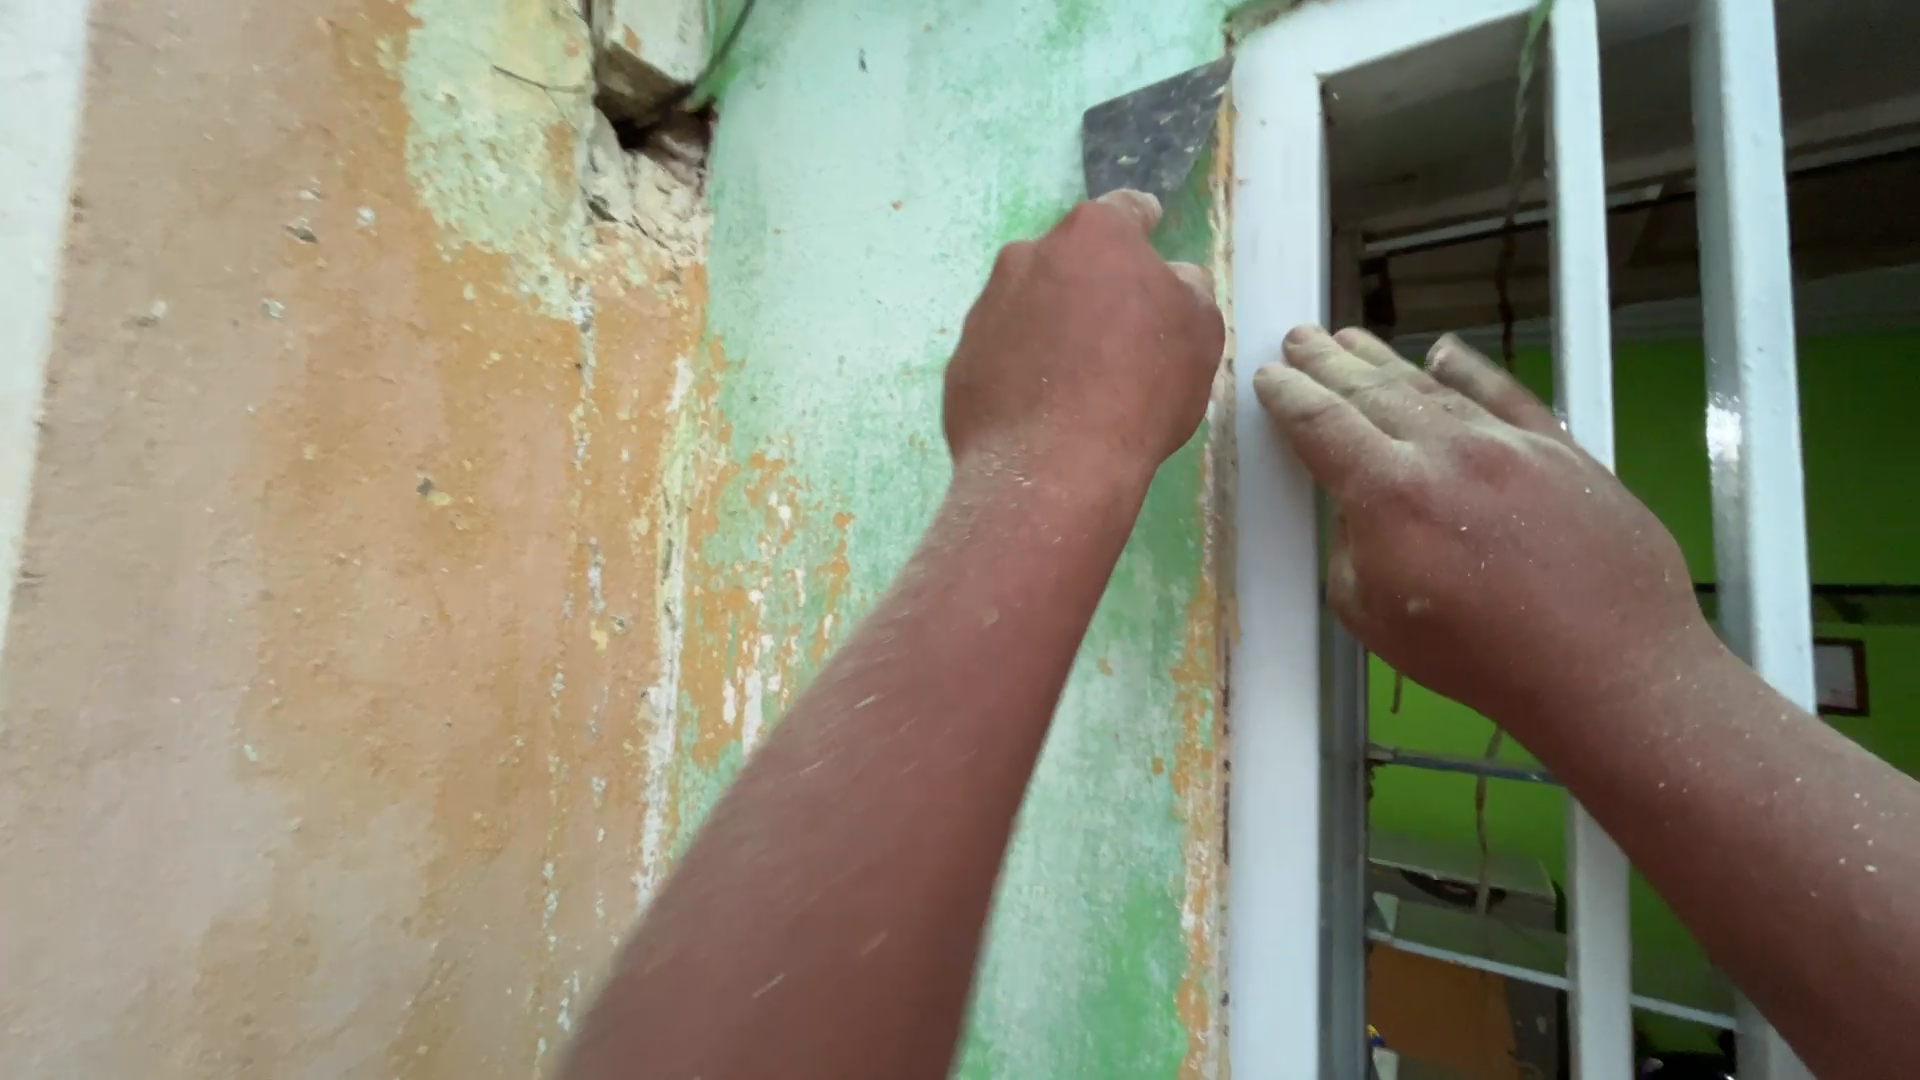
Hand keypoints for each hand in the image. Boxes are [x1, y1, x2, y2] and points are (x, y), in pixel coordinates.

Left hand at [943, 191, 1224, 493]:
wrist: (1053, 468)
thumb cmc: (1139, 393)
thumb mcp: (1198, 335)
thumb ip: (1186, 290)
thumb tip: (1169, 279)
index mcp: (1091, 237)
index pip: (1124, 213)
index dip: (1141, 227)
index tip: (1147, 238)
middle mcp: (1026, 258)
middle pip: (1067, 262)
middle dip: (1089, 287)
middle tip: (1111, 336)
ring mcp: (984, 310)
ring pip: (1026, 307)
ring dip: (1047, 328)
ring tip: (1069, 382)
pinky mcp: (960, 361)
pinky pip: (998, 355)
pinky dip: (1016, 370)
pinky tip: (1037, 409)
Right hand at [1254, 327, 1709, 729]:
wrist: (1607, 669)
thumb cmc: (1471, 654)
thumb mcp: (1365, 610)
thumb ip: (1348, 543)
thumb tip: (1358, 505)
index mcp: (1389, 494)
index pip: (1322, 425)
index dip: (1288, 396)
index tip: (1267, 376)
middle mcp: (1446, 451)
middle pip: (1370, 391)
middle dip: (1324, 362)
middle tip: (1297, 337)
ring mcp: (1510, 443)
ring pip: (1430, 385)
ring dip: (1380, 359)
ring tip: (1347, 338)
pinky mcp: (1561, 448)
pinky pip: (1506, 393)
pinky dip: (1469, 368)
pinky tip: (1443, 350)